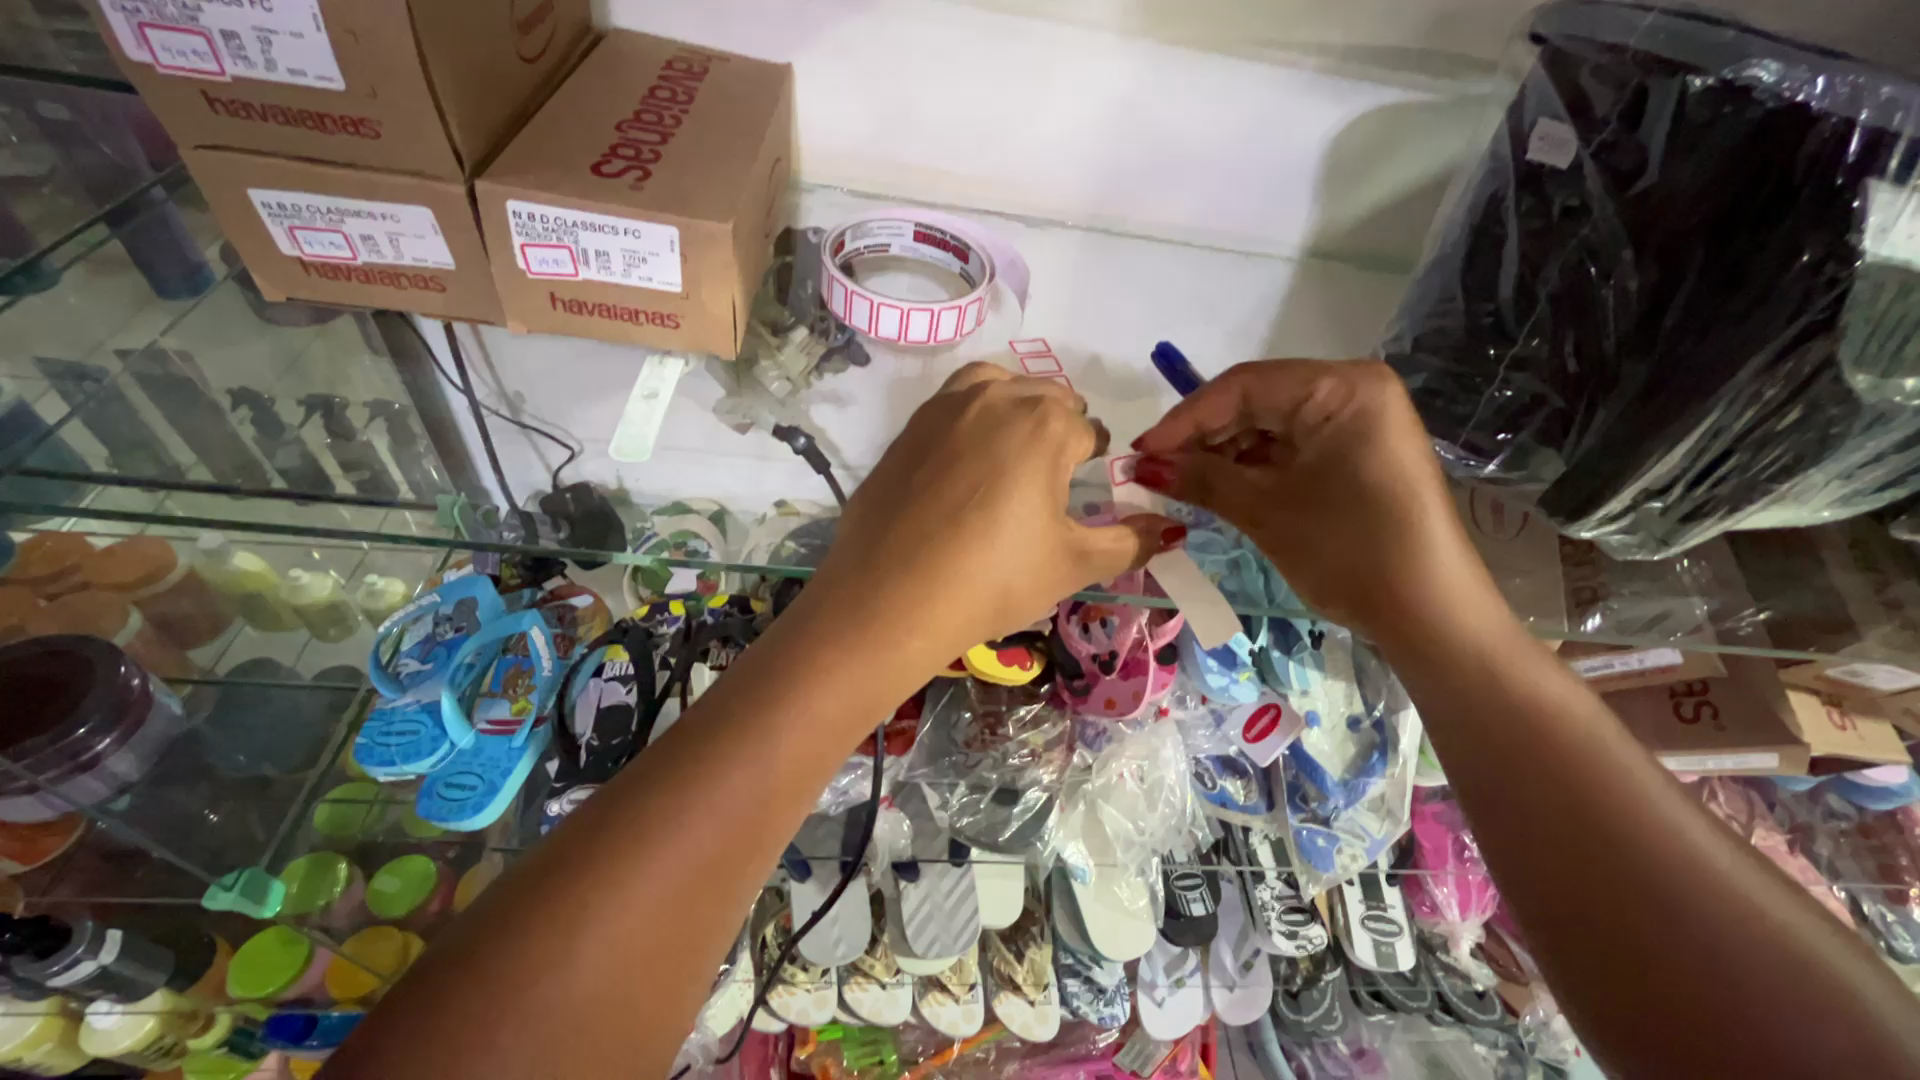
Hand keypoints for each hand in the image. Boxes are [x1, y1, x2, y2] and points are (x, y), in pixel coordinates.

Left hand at [803, 363, 1184, 674]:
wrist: (889, 597)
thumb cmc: (992, 579)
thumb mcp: (1071, 564)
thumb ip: (1128, 542)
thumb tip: (1170, 528)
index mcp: (1045, 424)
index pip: (1088, 429)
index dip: (1094, 457)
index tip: (1085, 486)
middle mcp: (995, 398)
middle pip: (1044, 397)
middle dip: (1059, 427)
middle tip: (1053, 475)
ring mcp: (943, 409)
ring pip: (995, 386)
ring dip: (1014, 407)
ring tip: (1012, 453)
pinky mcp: (906, 430)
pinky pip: (951, 406)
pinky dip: (969, 419)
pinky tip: (963, 466)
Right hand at [1130, 359, 1504, 644]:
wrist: (1428, 613)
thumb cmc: (1348, 550)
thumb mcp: (1266, 511)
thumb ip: (1200, 478)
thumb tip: (1140, 465)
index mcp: (1341, 387)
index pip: (1243, 386)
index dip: (1184, 419)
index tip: (1140, 453)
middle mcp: (1353, 390)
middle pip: (1256, 401)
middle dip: (1202, 437)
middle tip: (1154, 472)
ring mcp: (1358, 422)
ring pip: (1270, 426)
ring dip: (1223, 454)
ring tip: (1180, 484)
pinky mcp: (1357, 453)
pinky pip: (1291, 447)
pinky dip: (1253, 467)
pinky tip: (1219, 489)